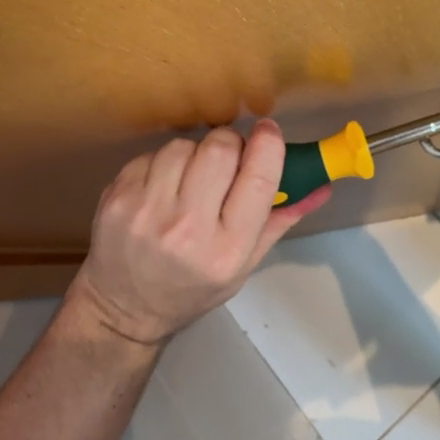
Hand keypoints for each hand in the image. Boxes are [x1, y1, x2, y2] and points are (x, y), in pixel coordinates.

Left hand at [68, 120, 330, 344]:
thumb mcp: (244, 265)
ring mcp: (146, 212)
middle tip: (229, 159)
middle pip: (219, 149)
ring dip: (194, 153)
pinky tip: (163, 188)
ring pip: (184, 145)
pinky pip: (152, 154)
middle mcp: (187, 229)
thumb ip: (281, 219)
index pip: (258, 178)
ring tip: (191, 179)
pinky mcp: (117, 197)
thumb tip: (322, 185)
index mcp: (226, 249)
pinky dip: (163, 164)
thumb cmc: (193, 288)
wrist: (124, 308)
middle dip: (230, 144)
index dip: (268, 144)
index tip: (268, 130)